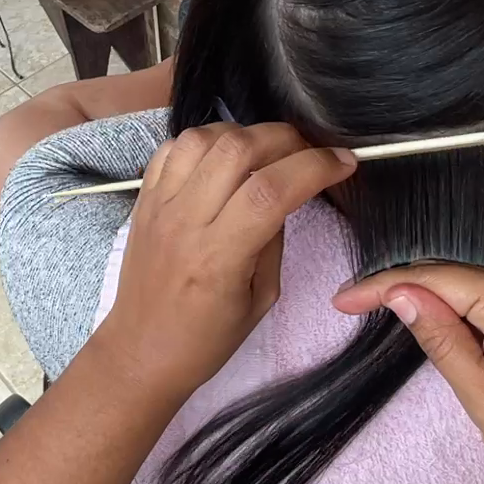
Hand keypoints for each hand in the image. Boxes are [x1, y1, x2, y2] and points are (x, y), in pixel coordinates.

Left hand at [97, 123, 355, 400]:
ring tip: (265, 150)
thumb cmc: (206, 338)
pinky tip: (223, 156)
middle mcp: (186, 221)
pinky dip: (204, 140)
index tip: (344, 162)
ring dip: (243, 133)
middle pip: (237, 149)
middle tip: (309, 151)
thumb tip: (287, 193)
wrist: (139, 350)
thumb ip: (274, 240)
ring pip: (203, 138)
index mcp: (219, 256)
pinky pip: (172, 148)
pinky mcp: (143, 198)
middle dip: (286, 138)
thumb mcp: (261, 299)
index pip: (272, 190)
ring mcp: (159, 204)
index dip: (315, 166)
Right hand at [333, 263, 483, 483]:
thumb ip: (441, 338)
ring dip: (428, 292)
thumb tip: (400, 292)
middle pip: (448, 267)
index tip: (339, 301)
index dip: (380, 285)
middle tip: (352, 305)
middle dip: (399, 283)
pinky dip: (457, 301)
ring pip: (469, 276)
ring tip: (382, 309)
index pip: (429, 275)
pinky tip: (436, 316)